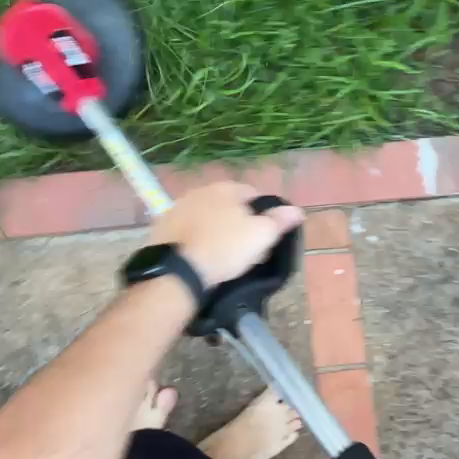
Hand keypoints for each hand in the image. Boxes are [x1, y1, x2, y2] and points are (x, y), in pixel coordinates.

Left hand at [152, 182, 303, 288]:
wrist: (178, 269)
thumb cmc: (225, 249)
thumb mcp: (260, 236)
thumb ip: (279, 220)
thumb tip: (296, 209)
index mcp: (226, 188)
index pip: (253, 194)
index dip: (263, 214)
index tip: (265, 235)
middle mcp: (200, 190)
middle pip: (228, 205)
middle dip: (237, 221)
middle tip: (245, 247)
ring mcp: (178, 207)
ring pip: (206, 217)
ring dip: (215, 229)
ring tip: (222, 255)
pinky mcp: (162, 226)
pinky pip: (187, 231)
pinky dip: (195, 239)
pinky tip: (199, 256)